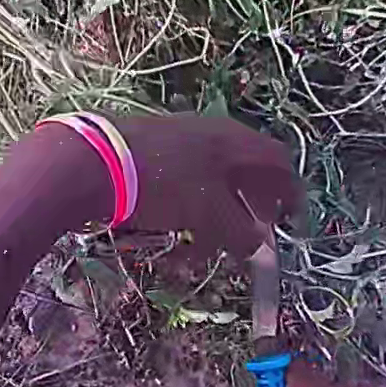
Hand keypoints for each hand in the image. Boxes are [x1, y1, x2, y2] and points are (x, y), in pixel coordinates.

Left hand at [114, 115, 300, 257]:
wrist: (94, 161)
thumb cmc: (163, 184)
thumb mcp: (208, 213)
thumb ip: (239, 231)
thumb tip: (257, 245)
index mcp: (235, 142)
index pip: (277, 163)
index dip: (289, 193)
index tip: (291, 221)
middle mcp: (211, 136)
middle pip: (244, 175)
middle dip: (249, 211)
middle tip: (250, 239)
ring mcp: (178, 143)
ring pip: (210, 186)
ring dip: (214, 220)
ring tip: (203, 250)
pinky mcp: (150, 155)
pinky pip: (181, 188)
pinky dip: (186, 214)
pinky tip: (175, 237)